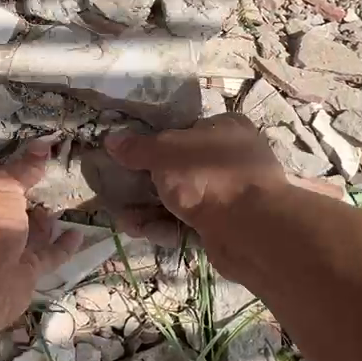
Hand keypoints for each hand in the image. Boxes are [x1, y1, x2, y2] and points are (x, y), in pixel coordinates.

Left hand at [0, 140, 84, 333]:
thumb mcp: (2, 185)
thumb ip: (24, 168)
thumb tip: (42, 145)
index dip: (15, 170)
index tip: (41, 159)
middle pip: (10, 207)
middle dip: (31, 197)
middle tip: (57, 183)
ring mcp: (1, 250)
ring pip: (28, 232)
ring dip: (46, 222)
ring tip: (68, 205)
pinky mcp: (21, 272)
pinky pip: (45, 255)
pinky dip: (62, 245)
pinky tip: (78, 233)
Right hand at [105, 114, 289, 273]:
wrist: (250, 230)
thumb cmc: (209, 175)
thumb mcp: (165, 154)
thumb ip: (138, 148)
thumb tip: (111, 140)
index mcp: (225, 129)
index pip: (184, 129)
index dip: (154, 142)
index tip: (128, 155)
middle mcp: (230, 158)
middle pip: (178, 167)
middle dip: (146, 182)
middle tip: (119, 192)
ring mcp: (230, 194)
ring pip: (181, 198)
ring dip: (150, 208)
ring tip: (125, 220)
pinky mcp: (226, 225)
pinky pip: (189, 222)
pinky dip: (165, 226)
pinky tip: (141, 231)